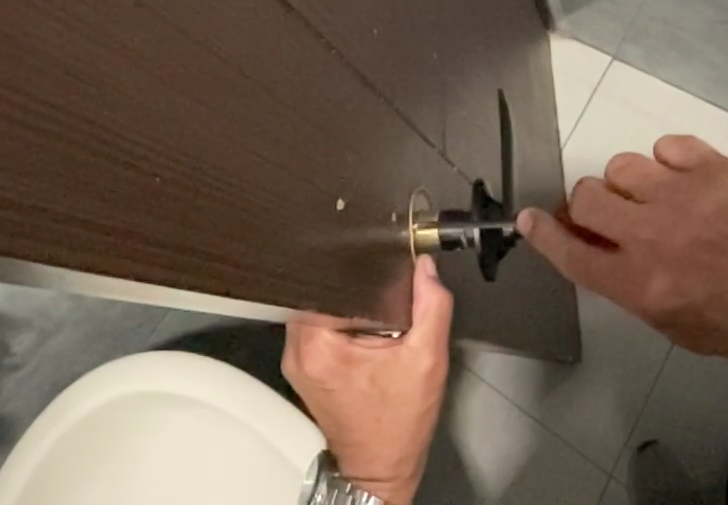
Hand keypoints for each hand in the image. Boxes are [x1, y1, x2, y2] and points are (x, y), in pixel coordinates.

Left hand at [282, 254, 451, 503]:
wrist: (381, 469)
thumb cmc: (400, 422)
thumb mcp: (426, 359)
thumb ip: (431, 306)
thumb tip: (426, 267)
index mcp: (318, 343)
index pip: (326, 280)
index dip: (353, 265)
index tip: (378, 257)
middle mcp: (297, 349)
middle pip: (320, 290)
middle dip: (352, 281)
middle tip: (383, 275)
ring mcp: (296, 359)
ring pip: (319, 304)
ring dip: (347, 299)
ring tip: (377, 296)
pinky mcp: (305, 366)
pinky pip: (318, 323)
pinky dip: (341, 317)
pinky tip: (366, 318)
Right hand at [518, 134, 727, 361]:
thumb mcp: (674, 325)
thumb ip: (626, 286)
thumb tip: (590, 247)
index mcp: (642, 284)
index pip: (572, 252)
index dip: (543, 234)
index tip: (528, 219)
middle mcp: (653, 235)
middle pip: (585, 197)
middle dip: (586, 205)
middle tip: (608, 213)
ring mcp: (683, 195)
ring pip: (621, 166)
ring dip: (628, 183)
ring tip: (654, 196)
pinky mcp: (712, 168)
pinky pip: (665, 146)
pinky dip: (667, 160)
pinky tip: (683, 178)